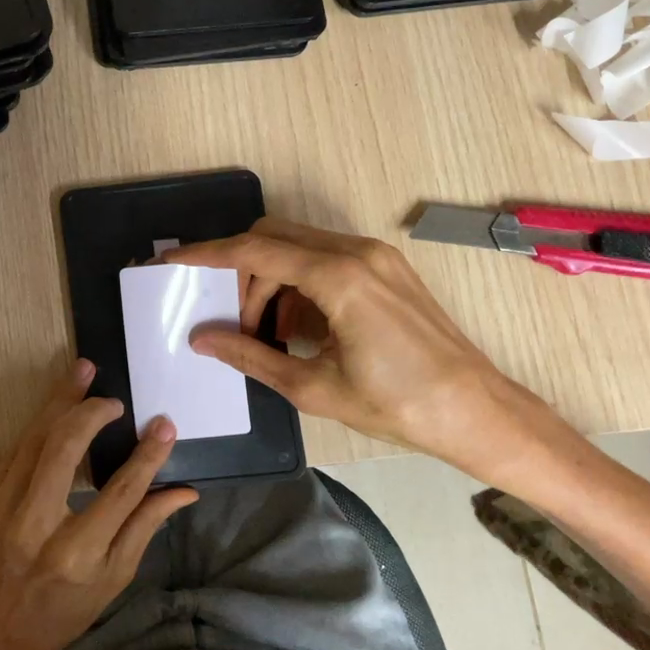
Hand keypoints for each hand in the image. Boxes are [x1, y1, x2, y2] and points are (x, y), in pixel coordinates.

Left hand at [0, 360, 198, 649]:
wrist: (0, 627)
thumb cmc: (68, 607)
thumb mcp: (115, 576)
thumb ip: (145, 526)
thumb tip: (186, 489)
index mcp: (75, 554)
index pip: (120, 492)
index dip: (146, 456)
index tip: (163, 425)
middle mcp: (33, 527)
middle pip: (63, 449)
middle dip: (89, 412)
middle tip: (111, 396)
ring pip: (32, 439)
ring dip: (58, 403)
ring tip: (81, 373)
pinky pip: (13, 451)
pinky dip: (37, 429)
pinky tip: (55, 412)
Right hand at [164, 218, 571, 487]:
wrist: (479, 413)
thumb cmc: (398, 405)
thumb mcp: (313, 388)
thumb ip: (251, 356)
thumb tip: (201, 340)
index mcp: (338, 277)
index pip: (254, 250)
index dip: (206, 255)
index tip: (171, 261)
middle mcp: (356, 252)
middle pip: (271, 237)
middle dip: (240, 272)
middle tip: (231, 321)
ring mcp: (375, 256)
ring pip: (296, 246)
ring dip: (268, 281)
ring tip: (265, 335)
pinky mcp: (385, 268)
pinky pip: (322, 259)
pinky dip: (296, 284)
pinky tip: (297, 329)